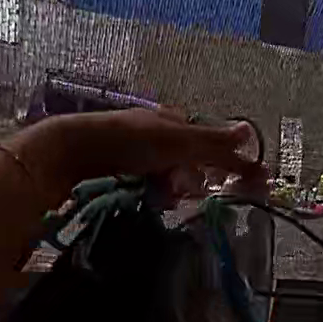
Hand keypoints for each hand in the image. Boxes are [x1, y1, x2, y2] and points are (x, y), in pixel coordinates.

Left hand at [12, 108, 263, 195]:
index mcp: (174, 121)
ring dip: (174, 190)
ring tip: (163, 196)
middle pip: (192, 165)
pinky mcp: (122, 175)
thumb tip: (250, 131)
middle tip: (188, 191)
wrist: (72, 153)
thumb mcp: (177, 140)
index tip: (248, 183)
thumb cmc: (129, 140)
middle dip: (195, 180)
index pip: (211, 143)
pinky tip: (148, 200)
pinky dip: (154, 196)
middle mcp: (159, 136)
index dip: (229, 162)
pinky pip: (151, 190)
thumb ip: (213, 141)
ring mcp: (140, 157)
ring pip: (172, 180)